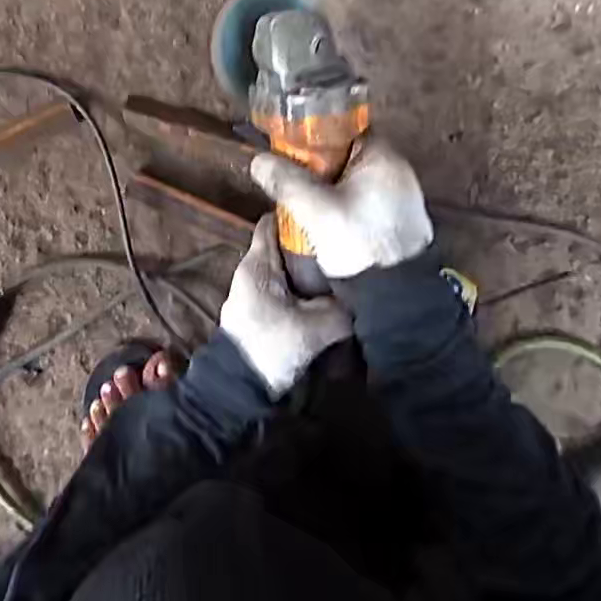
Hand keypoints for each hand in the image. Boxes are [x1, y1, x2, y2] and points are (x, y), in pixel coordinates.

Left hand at [220, 217, 354, 394]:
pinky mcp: (259, 308)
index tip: (323, 212)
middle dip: (309, 243)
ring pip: (285, 267)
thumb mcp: (315, 328)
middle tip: (340, 242)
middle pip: (282, 245)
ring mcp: (253, 290)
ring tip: (338, 266)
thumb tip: (361, 296)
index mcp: (257, 264)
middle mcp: (252, 270)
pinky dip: (301, 286)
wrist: (239, 388)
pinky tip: (324, 294)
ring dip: (306, 268)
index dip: (296, 215)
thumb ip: (341, 308)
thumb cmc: (271, 347)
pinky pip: (283, 286)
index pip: (272, 223)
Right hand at [250, 138, 434, 279]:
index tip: (291, 151)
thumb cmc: (360, 244)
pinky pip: (360, 203)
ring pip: (351, 182)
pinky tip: (324, 227)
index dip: (315, 136)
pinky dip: (340, 209)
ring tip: (304, 208)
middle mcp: (397, 172)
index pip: (345, 129)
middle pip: (345, 156)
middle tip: (293, 183)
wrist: (396, 296)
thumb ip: (286, 181)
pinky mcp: (396, 222)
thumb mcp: (314, 209)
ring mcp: (398, 199)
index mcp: (383, 158)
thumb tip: (259, 161)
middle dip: (317, 168)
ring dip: (326, 192)